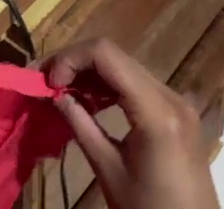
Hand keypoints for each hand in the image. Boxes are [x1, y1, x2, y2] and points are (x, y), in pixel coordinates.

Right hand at [44, 39, 217, 208]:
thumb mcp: (108, 169)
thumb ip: (79, 123)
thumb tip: (51, 93)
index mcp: (156, 111)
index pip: (105, 54)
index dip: (70, 59)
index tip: (49, 83)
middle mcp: (171, 96)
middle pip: (113, 55)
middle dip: (74, 62)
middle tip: (47, 82)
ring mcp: (177, 102)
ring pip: (123, 65)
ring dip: (89, 72)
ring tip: (63, 90)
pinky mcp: (177, 112)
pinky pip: (135, 82)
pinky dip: (108, 83)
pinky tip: (90, 100)